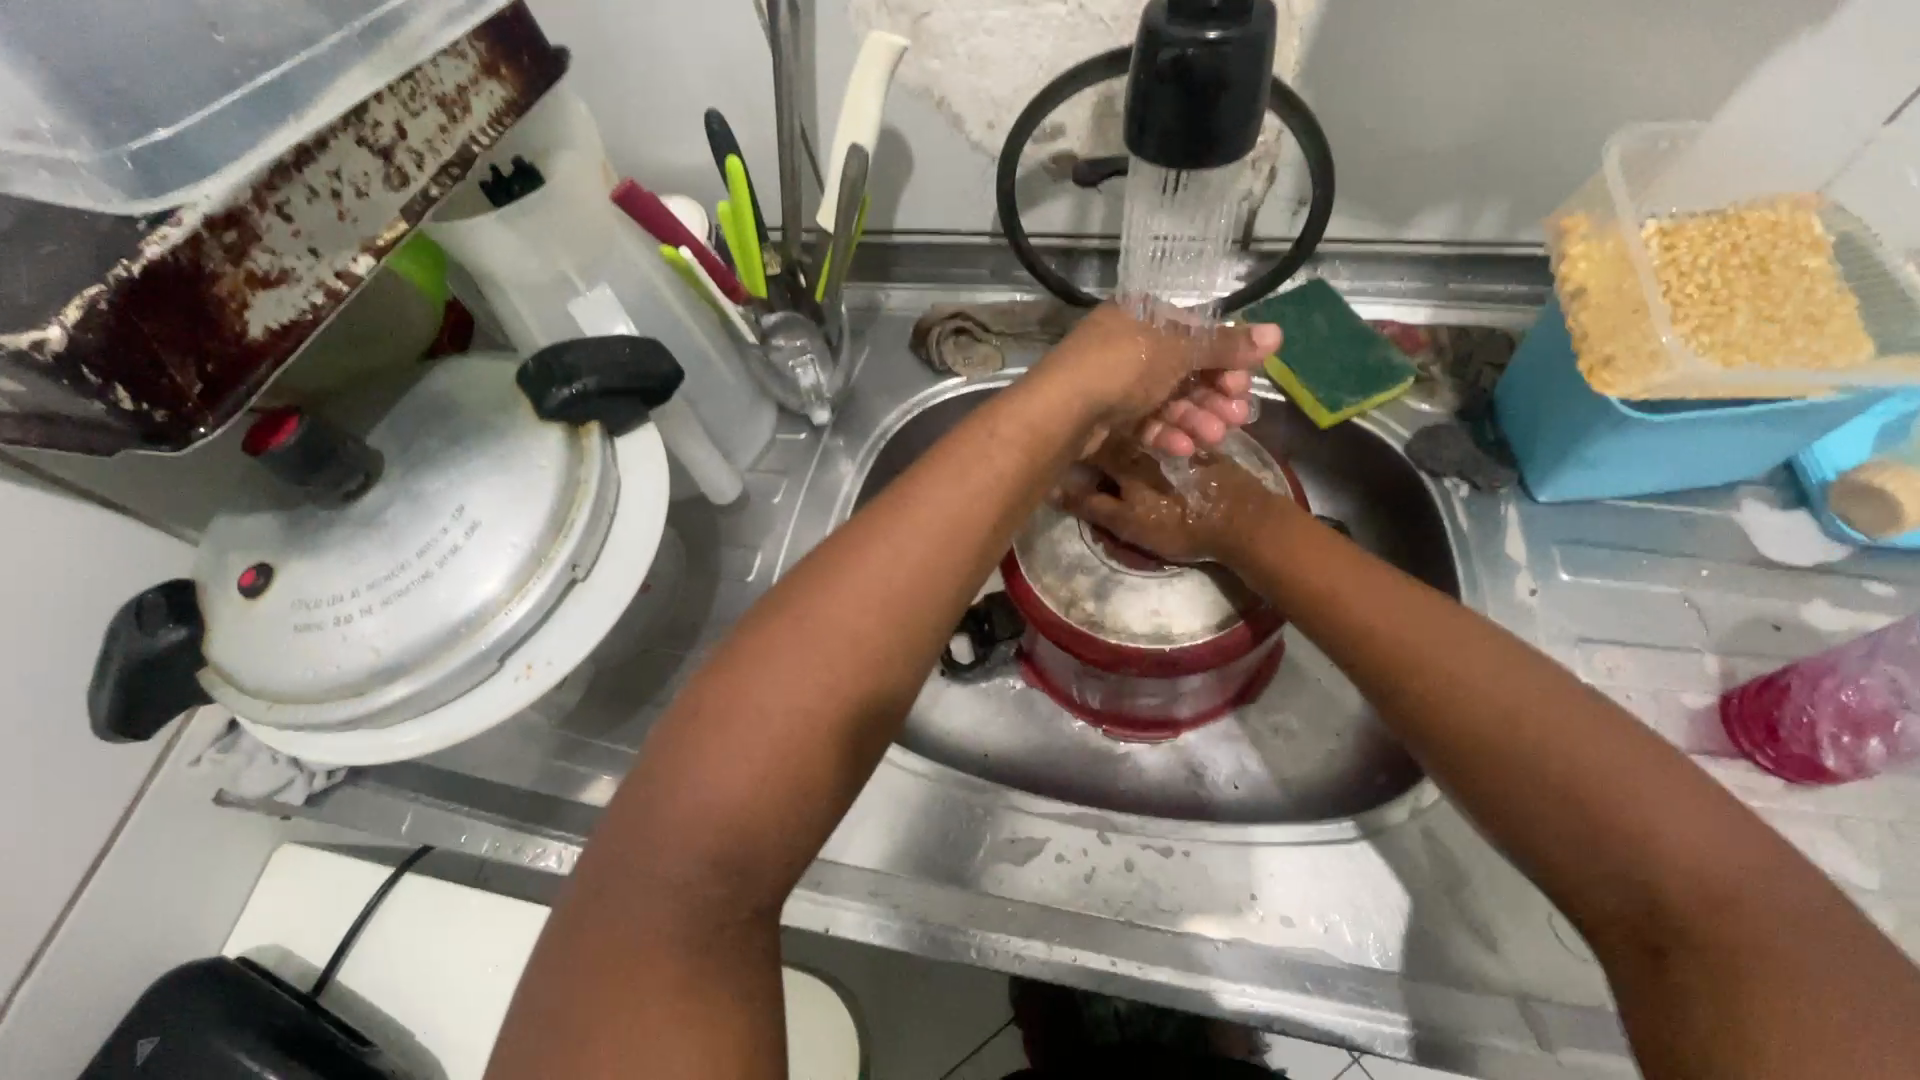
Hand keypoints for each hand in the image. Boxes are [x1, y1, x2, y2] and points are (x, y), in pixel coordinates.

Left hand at [1038, 302, 1279, 455]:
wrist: (1061, 410)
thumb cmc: (1123, 366)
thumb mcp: (1179, 350)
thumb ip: (1227, 346)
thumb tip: (1278, 333)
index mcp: (1142, 315)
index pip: (1195, 334)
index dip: (1225, 361)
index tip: (1244, 385)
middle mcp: (1128, 344)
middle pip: (1184, 371)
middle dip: (1213, 396)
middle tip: (1238, 417)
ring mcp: (1115, 382)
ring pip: (1166, 400)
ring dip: (1195, 419)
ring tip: (1215, 438)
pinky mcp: (1106, 415)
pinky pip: (1144, 422)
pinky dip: (1165, 433)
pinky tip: (1185, 448)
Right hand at [1055, 438, 1297, 564]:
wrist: (1246, 522)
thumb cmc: (1180, 523)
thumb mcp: (1128, 522)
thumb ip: (1090, 504)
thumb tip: (1051, 490)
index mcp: (1125, 452)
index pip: (1090, 437)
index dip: (1075, 439)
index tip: (1062, 442)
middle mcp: (1151, 433)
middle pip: (1120, 425)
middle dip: (1104, 427)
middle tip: (1090, 441)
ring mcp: (1180, 431)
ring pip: (1151, 423)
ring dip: (1139, 429)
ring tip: (1122, 442)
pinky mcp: (1203, 439)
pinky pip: (1176, 425)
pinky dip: (1166, 430)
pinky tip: (1163, 439)